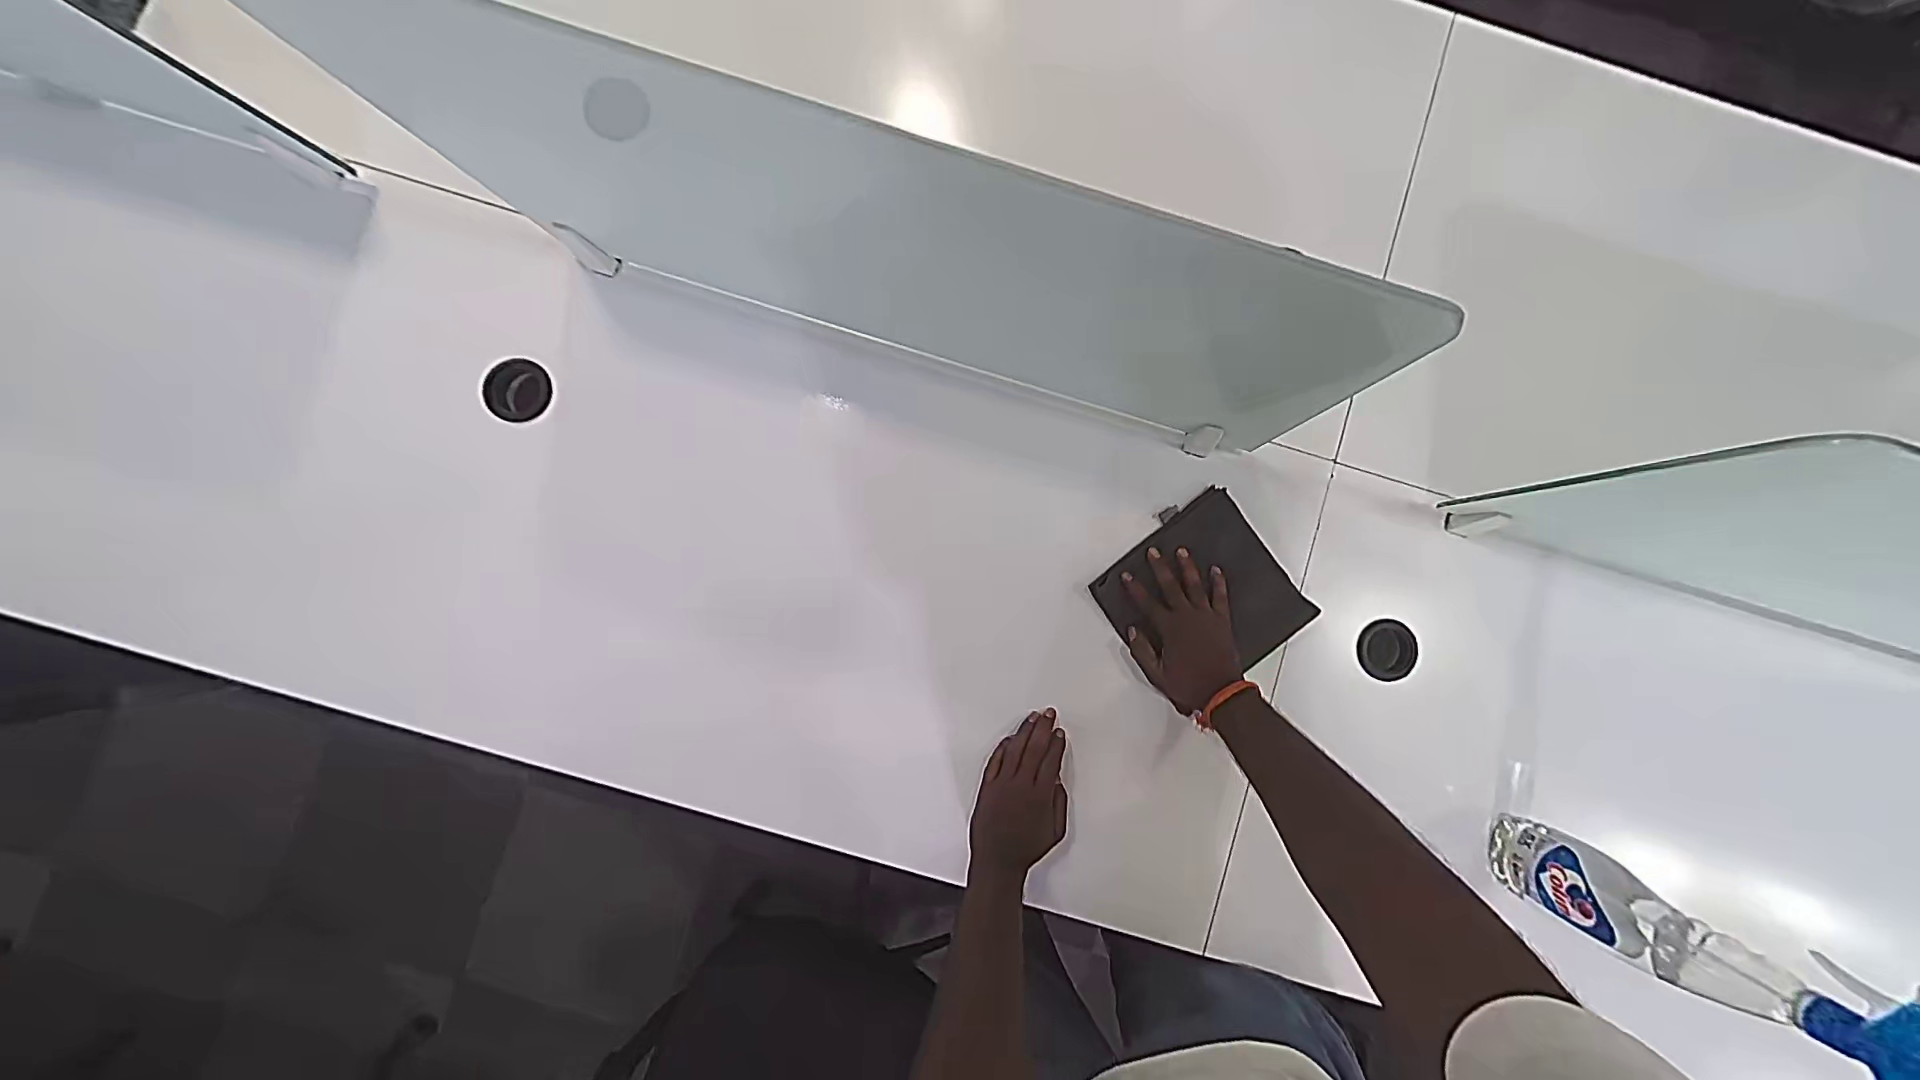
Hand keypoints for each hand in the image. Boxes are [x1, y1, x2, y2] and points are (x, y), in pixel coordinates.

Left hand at [969, 709, 1067, 883]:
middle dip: (1043, 728)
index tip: (1059, 732)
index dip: (1056, 744)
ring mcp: (1002, 784)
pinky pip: (996, 760)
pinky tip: (1011, 738)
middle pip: (1034, 748)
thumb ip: (1059, 803)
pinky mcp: (987, 786)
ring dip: (1024, 731)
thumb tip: (1057, 781)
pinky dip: (1003, 747)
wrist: (997, 860)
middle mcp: (1021, 785)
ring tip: (1032, 718)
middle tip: (1049, 713)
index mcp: (1040, 795)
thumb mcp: (1055, 831)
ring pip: (1015, 750)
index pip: (1051, 760)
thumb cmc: (1026, 848)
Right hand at [1122, 547, 1242, 715]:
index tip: (1128, 577)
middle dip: (1160, 567)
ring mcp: (1206, 617)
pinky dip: (1218, 582)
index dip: (1135, 588)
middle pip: (1170, 586)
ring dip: (1187, 567)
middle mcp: (1187, 618)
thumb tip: (1133, 632)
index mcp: (1170, 629)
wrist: (1221, 692)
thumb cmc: (1190, 684)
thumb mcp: (1157, 673)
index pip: (1147, 603)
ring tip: (1182, 552)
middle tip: (1154, 553)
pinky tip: (1216, 571)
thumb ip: (1142, 650)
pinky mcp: (1222, 621)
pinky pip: (1220, 597)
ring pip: (1194, 585)